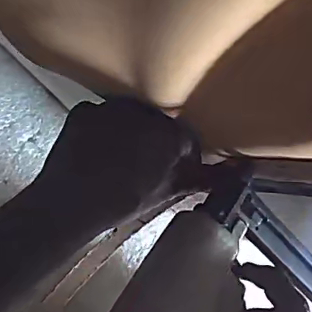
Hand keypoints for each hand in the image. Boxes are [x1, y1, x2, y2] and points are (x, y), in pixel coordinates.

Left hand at [30, 98, 209, 226]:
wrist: (70, 204)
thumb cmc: (124, 201)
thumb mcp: (168, 192)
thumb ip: (205, 178)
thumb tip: (241, 171)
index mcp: (170, 132)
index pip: (187, 139)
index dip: (183, 157)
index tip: (175, 171)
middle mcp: (144, 111)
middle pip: (159, 123)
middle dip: (157, 141)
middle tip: (146, 167)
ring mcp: (111, 107)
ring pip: (130, 117)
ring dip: (131, 132)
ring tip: (121, 160)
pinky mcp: (85, 110)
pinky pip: (101, 117)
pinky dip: (101, 131)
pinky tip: (97, 153)